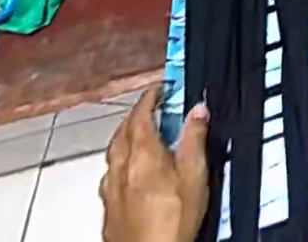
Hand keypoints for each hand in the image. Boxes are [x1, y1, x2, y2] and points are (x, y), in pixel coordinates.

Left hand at [101, 87, 210, 241]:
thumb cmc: (174, 218)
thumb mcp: (195, 174)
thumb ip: (195, 138)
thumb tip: (198, 108)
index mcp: (143, 155)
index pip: (140, 117)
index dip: (148, 99)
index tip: (159, 89)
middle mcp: (121, 170)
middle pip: (120, 134)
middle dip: (133, 117)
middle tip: (149, 108)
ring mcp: (111, 193)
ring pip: (112, 156)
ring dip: (124, 139)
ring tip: (138, 136)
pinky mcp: (109, 214)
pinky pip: (110, 177)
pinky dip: (119, 164)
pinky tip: (129, 175)